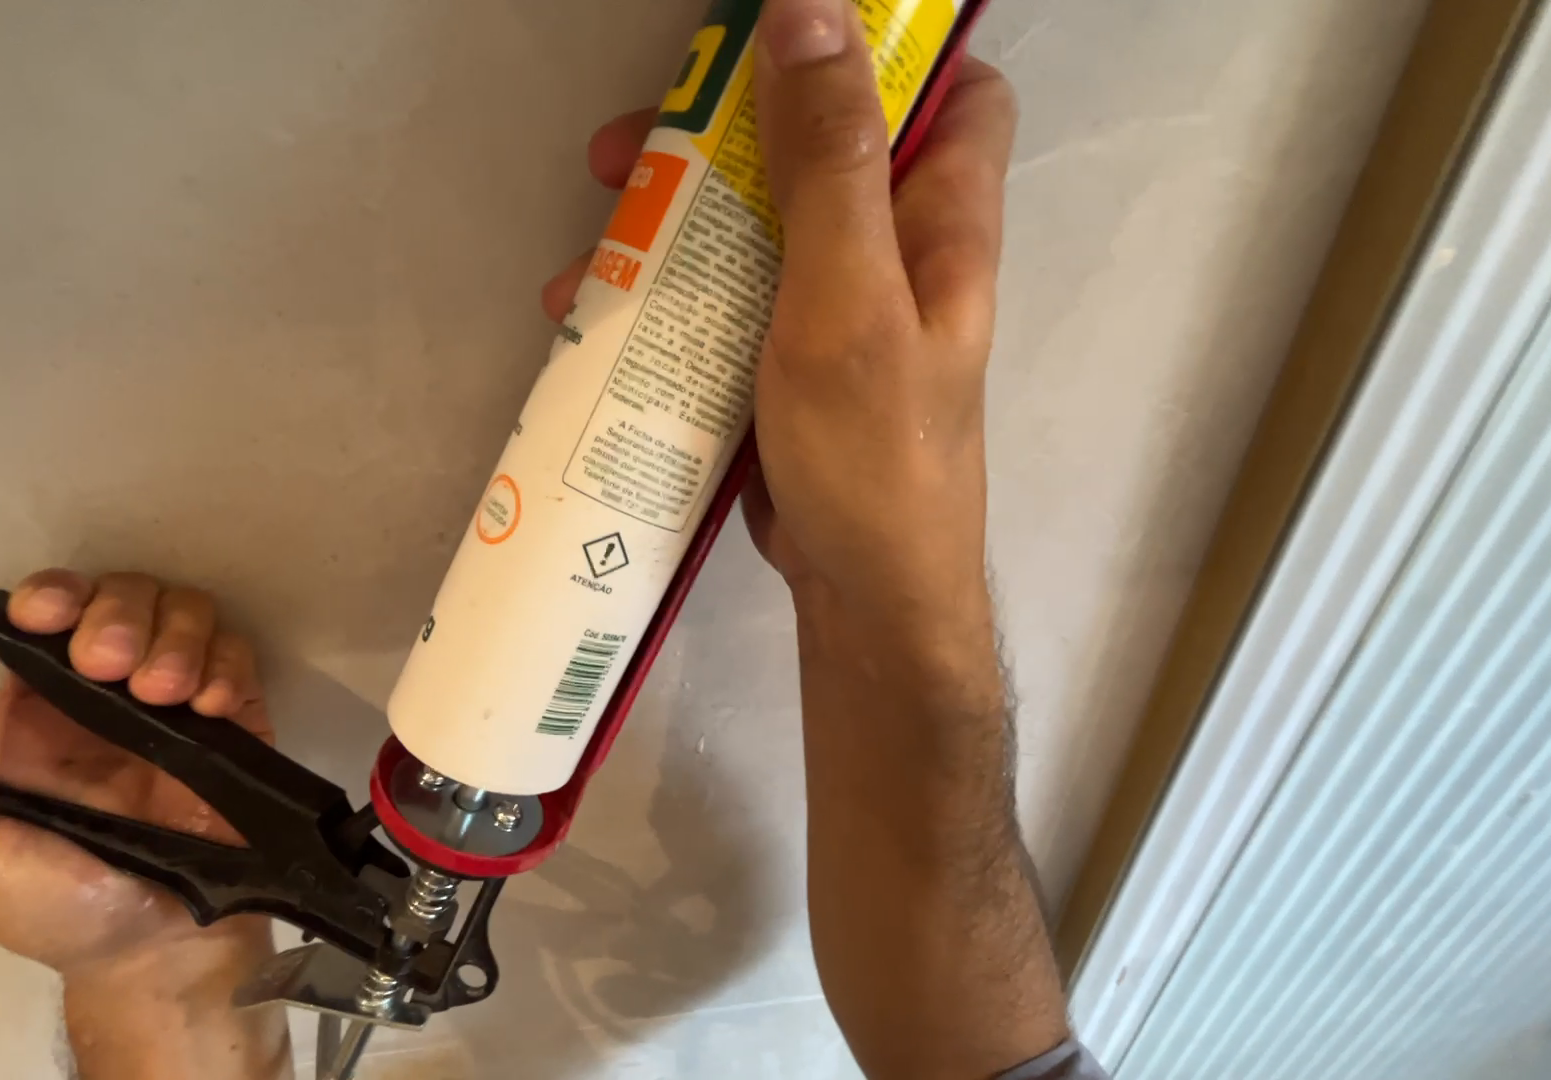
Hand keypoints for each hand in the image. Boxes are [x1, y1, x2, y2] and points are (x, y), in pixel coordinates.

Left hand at [0, 569, 287, 1077]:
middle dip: (121, 614)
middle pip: (124, 593)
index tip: (54, 619)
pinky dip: (228, 665)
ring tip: (172, 696)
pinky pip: (238, 650)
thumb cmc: (56, 904)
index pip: (44, 612)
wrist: (171, 943)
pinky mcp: (237, 709)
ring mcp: (178, 696)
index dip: (53, 595)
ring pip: (186, 609)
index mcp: (30, 710)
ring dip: (178, 637)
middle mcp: (106, 689)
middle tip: (120, 671)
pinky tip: (217, 708)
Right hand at [543, 19, 1016, 639]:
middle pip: (819, 154)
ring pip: (755, 233)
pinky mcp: (781, 366)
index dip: (896, 53)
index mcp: (939, 225)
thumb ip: (831, 166)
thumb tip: (811, 10)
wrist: (859, 591)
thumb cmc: (870, 454)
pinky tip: (600, 315)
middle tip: (634, 141)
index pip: (957, 97)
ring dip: (674, 222)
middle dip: (727, 134)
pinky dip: (670, 296)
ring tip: (594, 241)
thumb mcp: (849, 303)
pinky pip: (727, 304)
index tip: (798, 42)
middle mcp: (892, 259)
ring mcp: (831, 316)